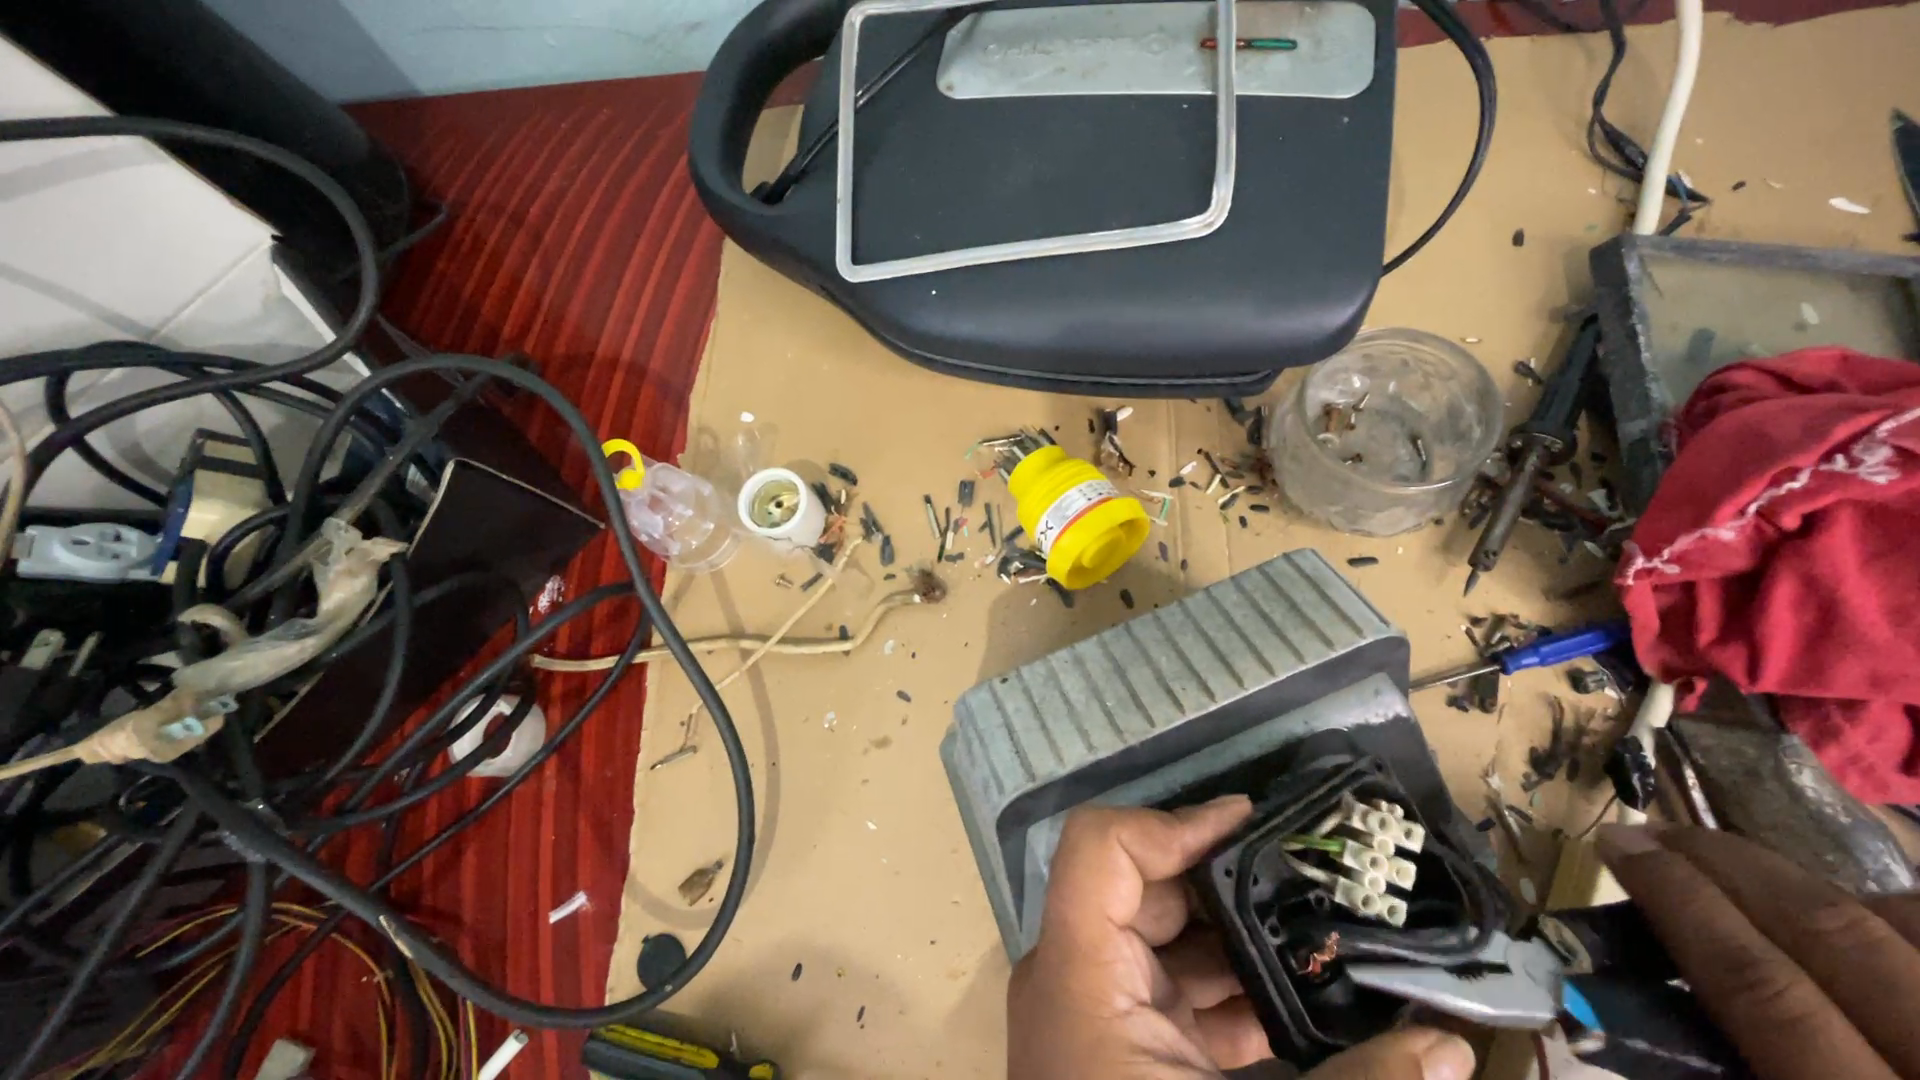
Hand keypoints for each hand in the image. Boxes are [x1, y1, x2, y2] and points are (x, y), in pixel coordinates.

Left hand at [1008, 797, 1477, 1079]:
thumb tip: (1451, 1050)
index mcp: (1079, 975)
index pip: (1103, 847)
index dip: (1175, 820)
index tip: (1254, 820)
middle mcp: (1074, 977)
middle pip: (1145, 886)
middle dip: (1230, 881)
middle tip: (1316, 881)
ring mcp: (1093, 1013)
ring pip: (1164, 941)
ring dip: (1240, 941)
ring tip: (1325, 939)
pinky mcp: (1118, 1048)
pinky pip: (1171, 994)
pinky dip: (1228, 994)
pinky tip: (1299, 1013)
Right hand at [1598, 824, 1919, 1079]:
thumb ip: (1733, 1076)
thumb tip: (1655, 1002)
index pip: (1759, 985)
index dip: (1680, 900)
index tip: (1621, 847)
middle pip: (1837, 936)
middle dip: (1731, 864)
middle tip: (1660, 830)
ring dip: (1828, 890)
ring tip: (1762, 881)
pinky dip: (1913, 921)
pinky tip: (1876, 920)